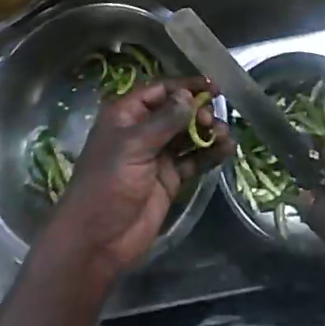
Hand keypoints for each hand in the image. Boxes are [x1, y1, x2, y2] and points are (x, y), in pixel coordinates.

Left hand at [46, 77, 232, 280]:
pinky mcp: (170, 179)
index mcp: (126, 115)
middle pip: (176, 112)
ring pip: (187, 135)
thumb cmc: (108, 182)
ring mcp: (157, 156)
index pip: (159, 91)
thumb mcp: (134, 145)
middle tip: (212, 120)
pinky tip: (226, 149)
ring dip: (207, 132)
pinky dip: (210, 153)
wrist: (98, 239)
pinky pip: (193, 160)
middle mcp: (143, 131)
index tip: (213, 86)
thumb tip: (188, 95)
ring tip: (225, 134)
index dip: (184, 86)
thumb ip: (165, 121)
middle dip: (198, 111)